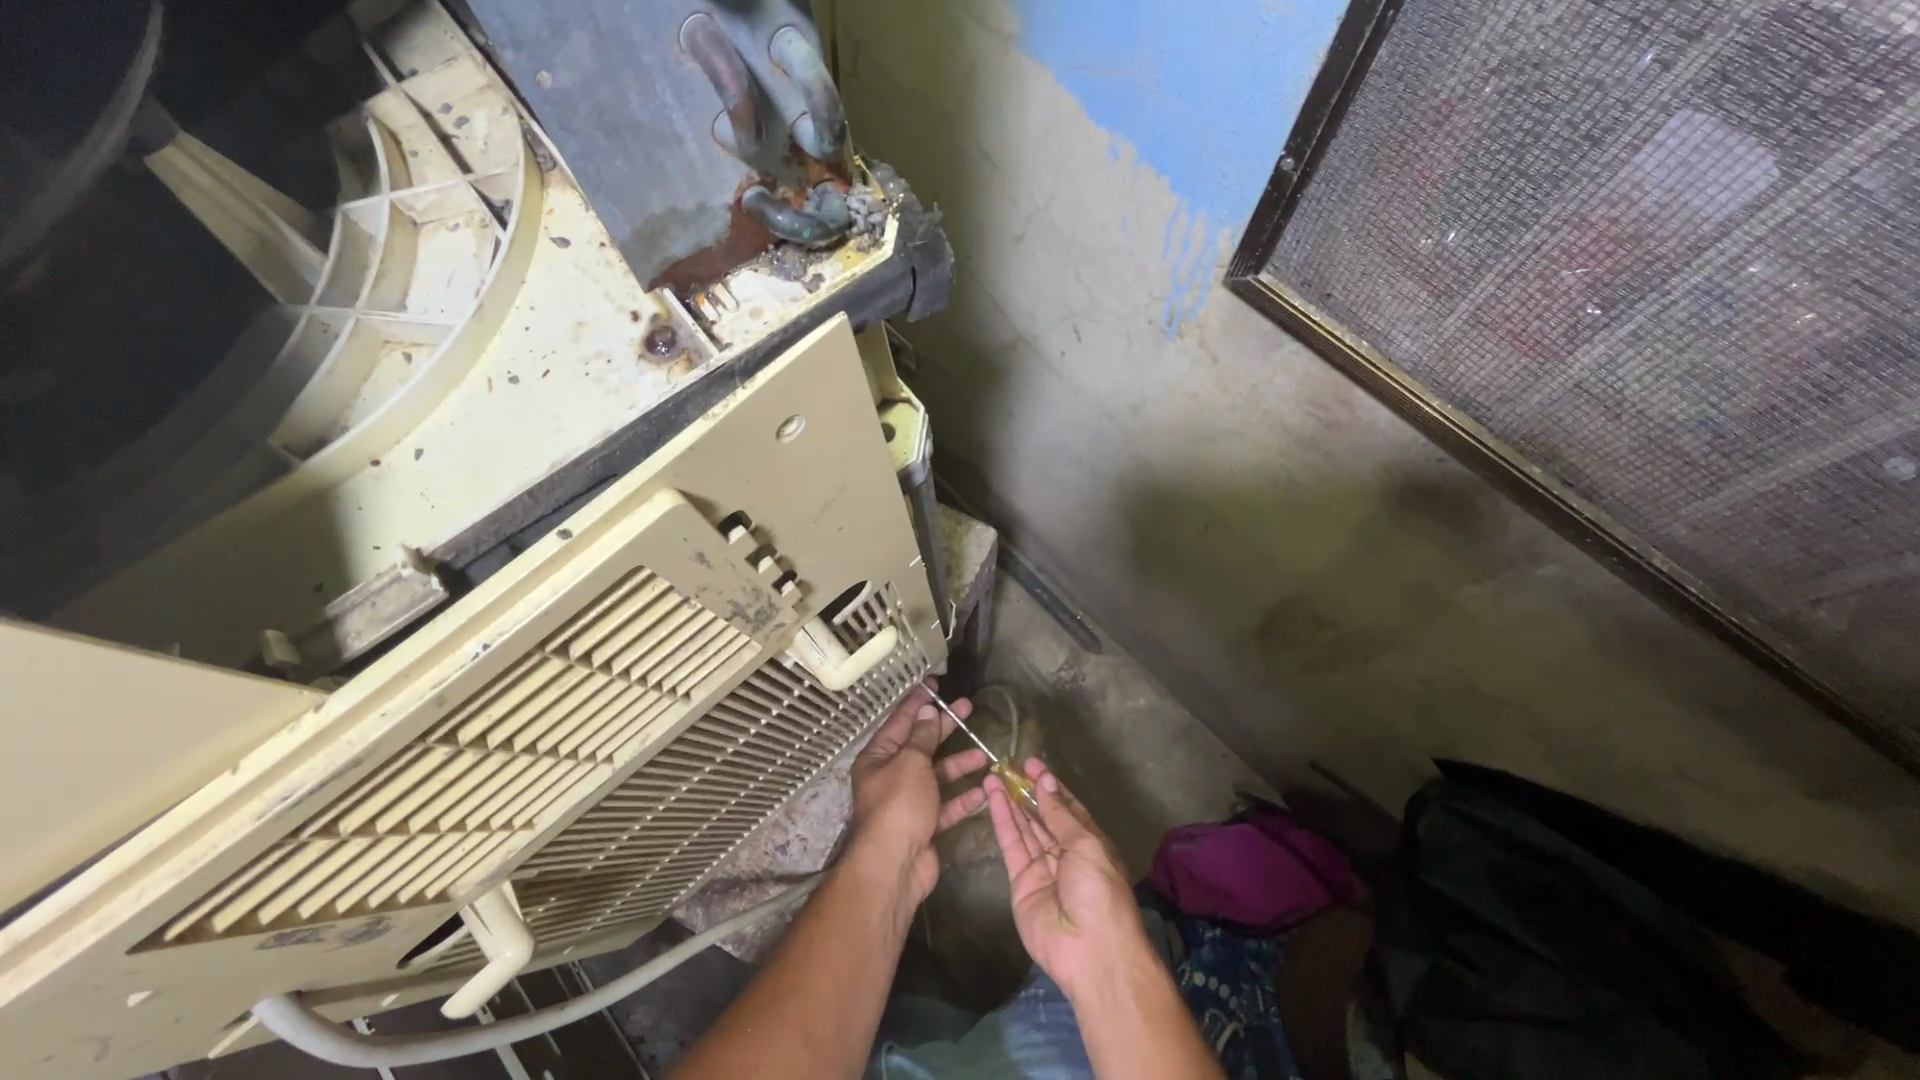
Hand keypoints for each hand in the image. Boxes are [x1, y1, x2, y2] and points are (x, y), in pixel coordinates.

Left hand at [847, 679, 989, 906]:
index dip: (918, 701)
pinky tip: (984, 789)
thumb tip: (926, 712)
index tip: (936, 683)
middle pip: (921, 745)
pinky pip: (946, 804)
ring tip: (983, 753)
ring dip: (959, 764)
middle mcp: (890, 776)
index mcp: (878, 758)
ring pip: (936, 775)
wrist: (894, 866)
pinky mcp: (924, 825)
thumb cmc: (898, 806)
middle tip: (968, 707)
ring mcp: (908, 802)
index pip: (900, 721)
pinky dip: (964, 797)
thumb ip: (922, 738)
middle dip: (944, 728)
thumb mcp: (911, 763)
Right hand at [985, 758, 1150, 999]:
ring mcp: (1042, 868)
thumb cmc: (1099, 891)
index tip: (1031, 764)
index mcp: (1090, 843)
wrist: (1090, 950)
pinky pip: (1011, 846)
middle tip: (1008, 765)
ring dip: (1010, 802)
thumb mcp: (1086, 845)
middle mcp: (1066, 853)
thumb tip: (1046, 782)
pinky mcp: (1021, 882)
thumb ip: (1060, 815)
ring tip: (993, 776)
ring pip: (1024, 828)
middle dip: (1027, 791)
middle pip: (1043, 816)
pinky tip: (993, 799)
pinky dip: (1002, 822)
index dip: (1050, 785)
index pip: (1067, 807)